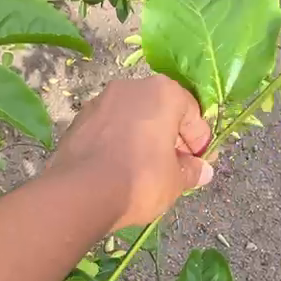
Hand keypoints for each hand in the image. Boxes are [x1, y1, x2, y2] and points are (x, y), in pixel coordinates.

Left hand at [44, 76, 212, 234]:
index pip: (191, 112)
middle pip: (159, 111)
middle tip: (175, 168)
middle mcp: (130, 87)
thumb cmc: (140, 180)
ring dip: (143, 140)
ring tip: (147, 171)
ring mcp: (100, 102)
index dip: (199, 140)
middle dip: (170, 138)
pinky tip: (120, 170)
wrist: (81, 193)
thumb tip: (202, 171)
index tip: (199, 163)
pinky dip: (118, 145)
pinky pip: (108, 131)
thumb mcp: (175, 182)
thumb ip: (191, 172)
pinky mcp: (78, 122)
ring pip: (131, 119)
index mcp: (162, 92)